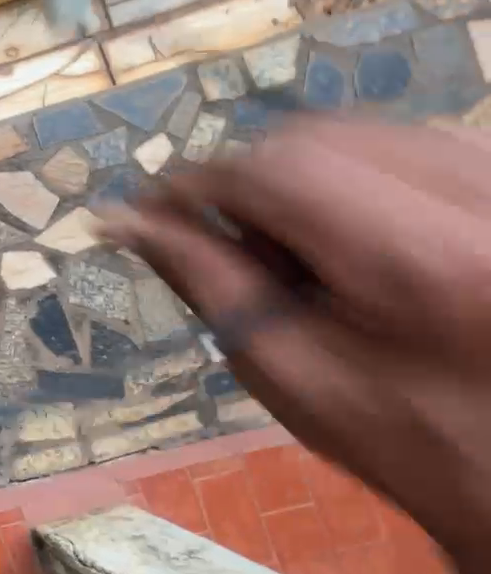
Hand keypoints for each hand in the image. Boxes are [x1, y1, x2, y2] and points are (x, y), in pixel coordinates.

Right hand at [102, 118, 490, 573]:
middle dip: (250, 179)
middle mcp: (490, 204)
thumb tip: (120, 218)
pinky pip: (428, 146)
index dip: (198, 182)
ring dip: (306, 179)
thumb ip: (202, 277)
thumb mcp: (281, 366)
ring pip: (373, 133)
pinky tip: (359, 238)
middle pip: (325, 137)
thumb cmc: (401, 440)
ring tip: (302, 250)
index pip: (280, 166)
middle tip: (229, 243)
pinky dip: (365, 178)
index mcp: (422, 261)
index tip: (151, 214)